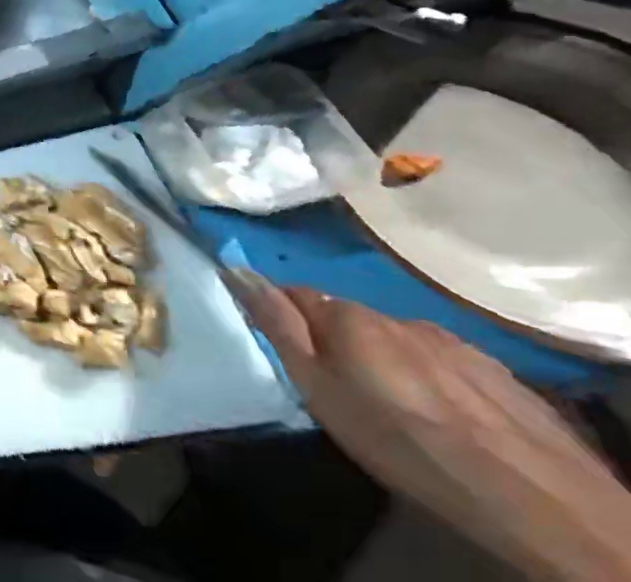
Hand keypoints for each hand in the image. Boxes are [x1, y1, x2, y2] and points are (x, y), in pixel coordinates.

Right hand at [227, 270, 630, 581]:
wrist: (531, 496)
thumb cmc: (396, 438)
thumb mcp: (315, 386)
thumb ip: (276, 325)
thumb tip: (236, 271)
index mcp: (347, 316)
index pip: (293, 294)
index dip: (278, 314)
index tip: (276, 342)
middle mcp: (397, 317)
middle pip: (346, 316)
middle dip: (332, 336)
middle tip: (329, 380)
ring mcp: (452, 344)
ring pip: (396, 339)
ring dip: (381, 355)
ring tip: (387, 399)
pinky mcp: (496, 373)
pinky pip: (441, 361)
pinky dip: (427, 374)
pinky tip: (438, 409)